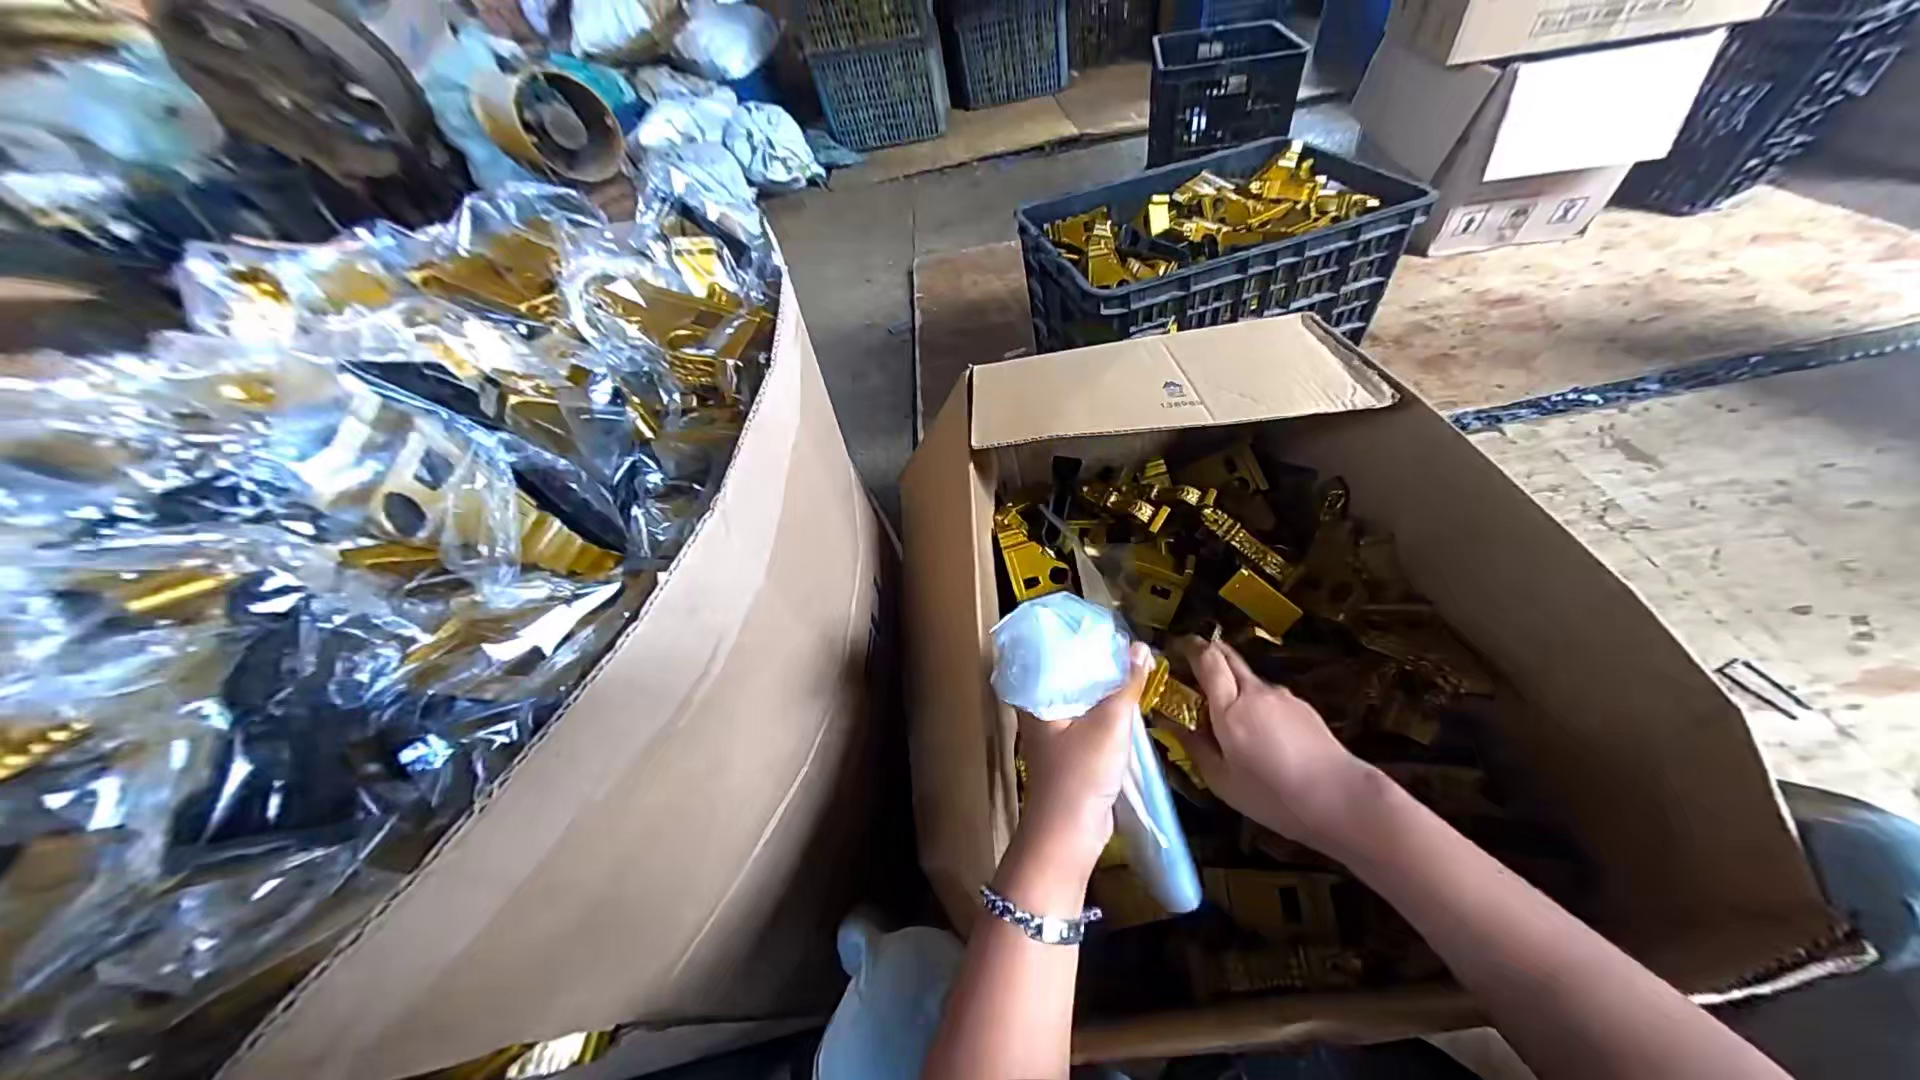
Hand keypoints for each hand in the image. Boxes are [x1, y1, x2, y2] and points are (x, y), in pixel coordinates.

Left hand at [1012, 641, 1151, 880]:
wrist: (1069, 832)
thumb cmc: (1082, 772)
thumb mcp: (1110, 723)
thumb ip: (1126, 685)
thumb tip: (1138, 646)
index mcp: (1036, 697)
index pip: (1049, 656)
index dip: (1073, 640)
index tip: (1098, 625)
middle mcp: (1040, 711)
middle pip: (1066, 676)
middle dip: (1093, 662)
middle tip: (1121, 643)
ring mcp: (1054, 733)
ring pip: (1079, 699)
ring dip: (1101, 687)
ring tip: (1128, 665)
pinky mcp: (1070, 751)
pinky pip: (1087, 719)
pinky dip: (1104, 709)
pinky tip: (1125, 701)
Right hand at [1165, 637, 1379, 850]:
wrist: (1342, 800)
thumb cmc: (1273, 795)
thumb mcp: (1221, 780)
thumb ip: (1194, 746)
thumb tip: (1169, 722)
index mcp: (1230, 708)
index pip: (1207, 659)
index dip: (1188, 647)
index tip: (1174, 648)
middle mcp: (1255, 692)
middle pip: (1227, 656)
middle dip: (1206, 653)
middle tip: (1190, 668)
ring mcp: (1282, 696)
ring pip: (1248, 678)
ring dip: (1232, 685)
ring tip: (1227, 717)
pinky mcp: (1303, 707)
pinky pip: (1268, 696)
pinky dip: (1255, 703)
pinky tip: (1260, 734)